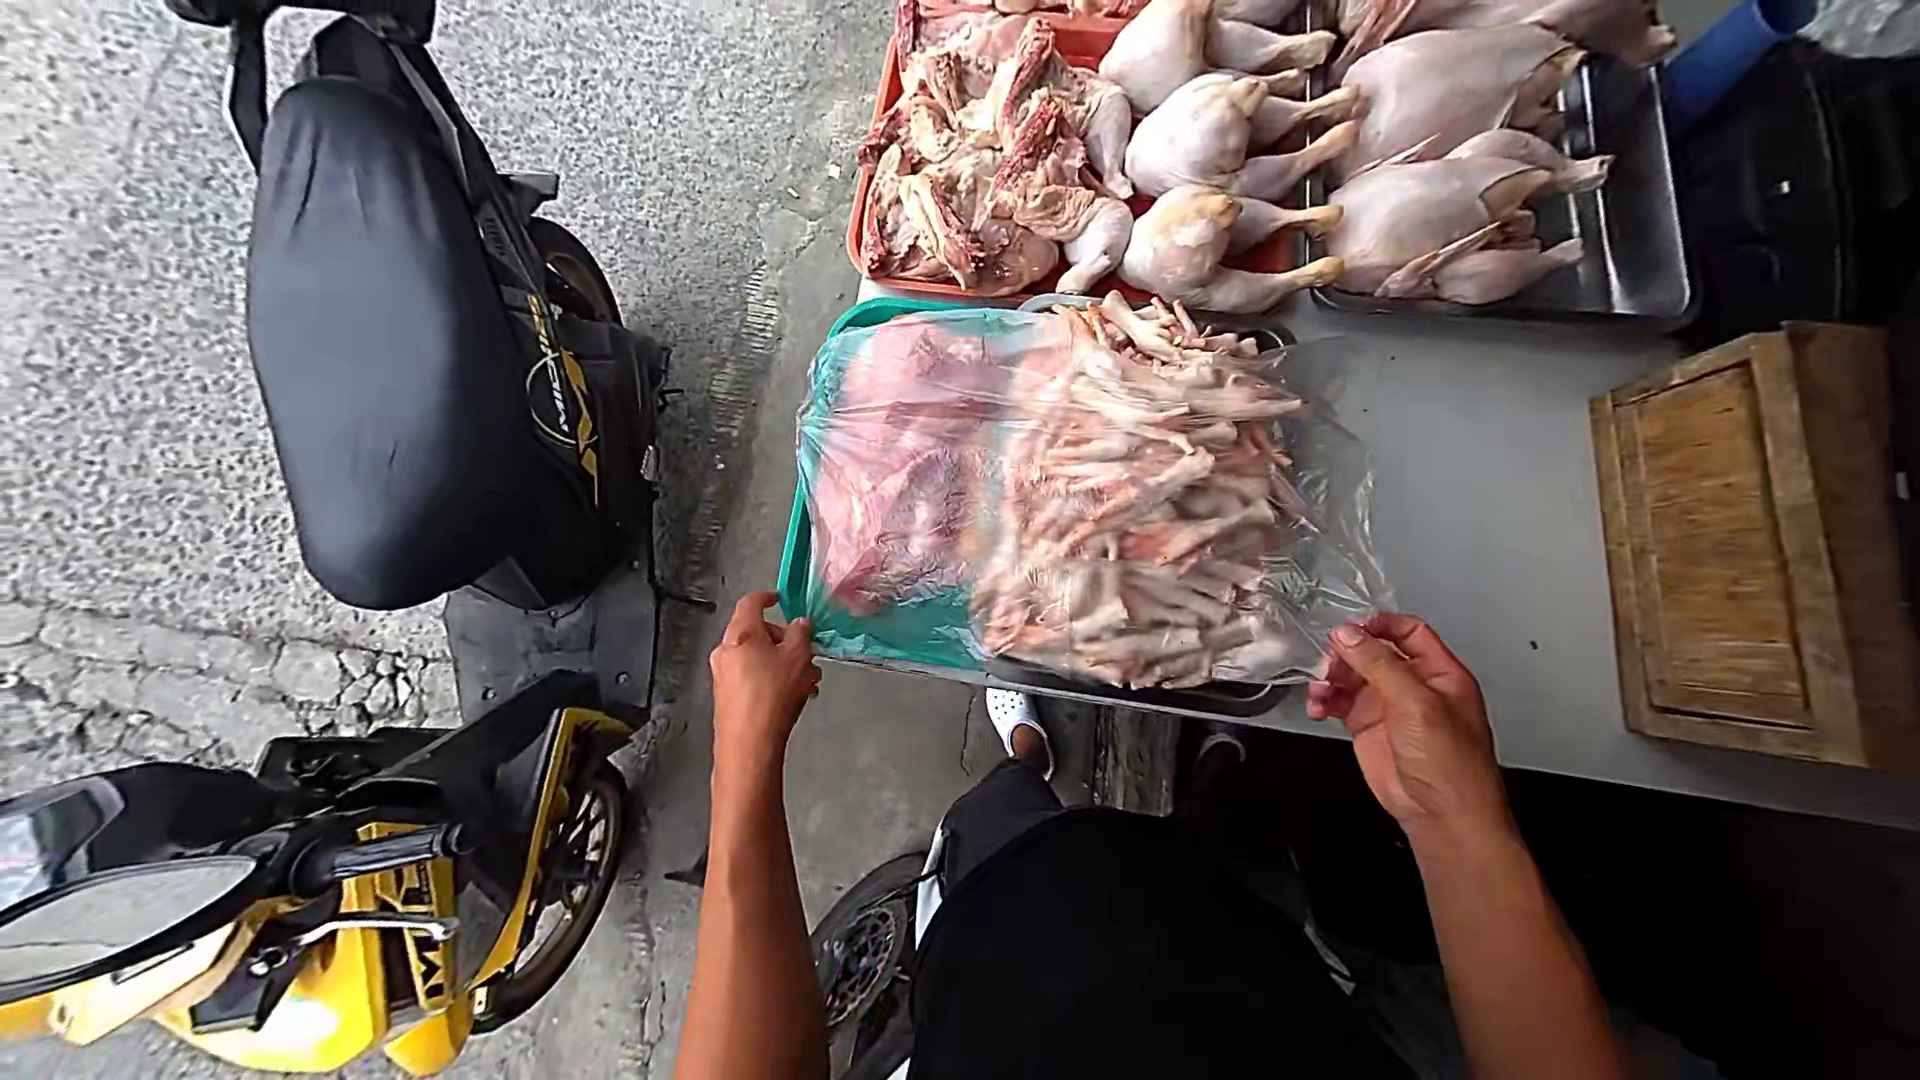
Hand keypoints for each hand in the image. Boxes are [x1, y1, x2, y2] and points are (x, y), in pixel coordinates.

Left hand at [709, 591, 820, 772]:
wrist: (749, 743)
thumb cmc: (773, 694)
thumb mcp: (798, 657)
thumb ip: (801, 634)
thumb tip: (799, 623)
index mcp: (741, 634)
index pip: (750, 603)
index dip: (767, 597)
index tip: (780, 598)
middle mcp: (726, 650)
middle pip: (755, 631)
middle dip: (783, 638)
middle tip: (805, 649)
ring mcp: (723, 674)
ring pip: (756, 656)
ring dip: (782, 661)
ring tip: (807, 679)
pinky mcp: (726, 696)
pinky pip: (751, 675)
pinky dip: (771, 677)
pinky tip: (793, 695)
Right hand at [1307, 613, 1510, 841]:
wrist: (1440, 814)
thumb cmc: (1451, 765)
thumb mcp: (1417, 704)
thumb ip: (1379, 664)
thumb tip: (1348, 634)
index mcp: (1438, 673)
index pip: (1408, 632)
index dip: (1380, 625)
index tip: (1350, 628)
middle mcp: (1411, 685)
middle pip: (1369, 652)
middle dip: (1344, 655)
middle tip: (1329, 666)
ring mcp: (1386, 704)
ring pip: (1348, 674)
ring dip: (1328, 678)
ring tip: (1321, 691)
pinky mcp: (1364, 723)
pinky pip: (1336, 700)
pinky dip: (1323, 700)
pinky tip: (1319, 708)